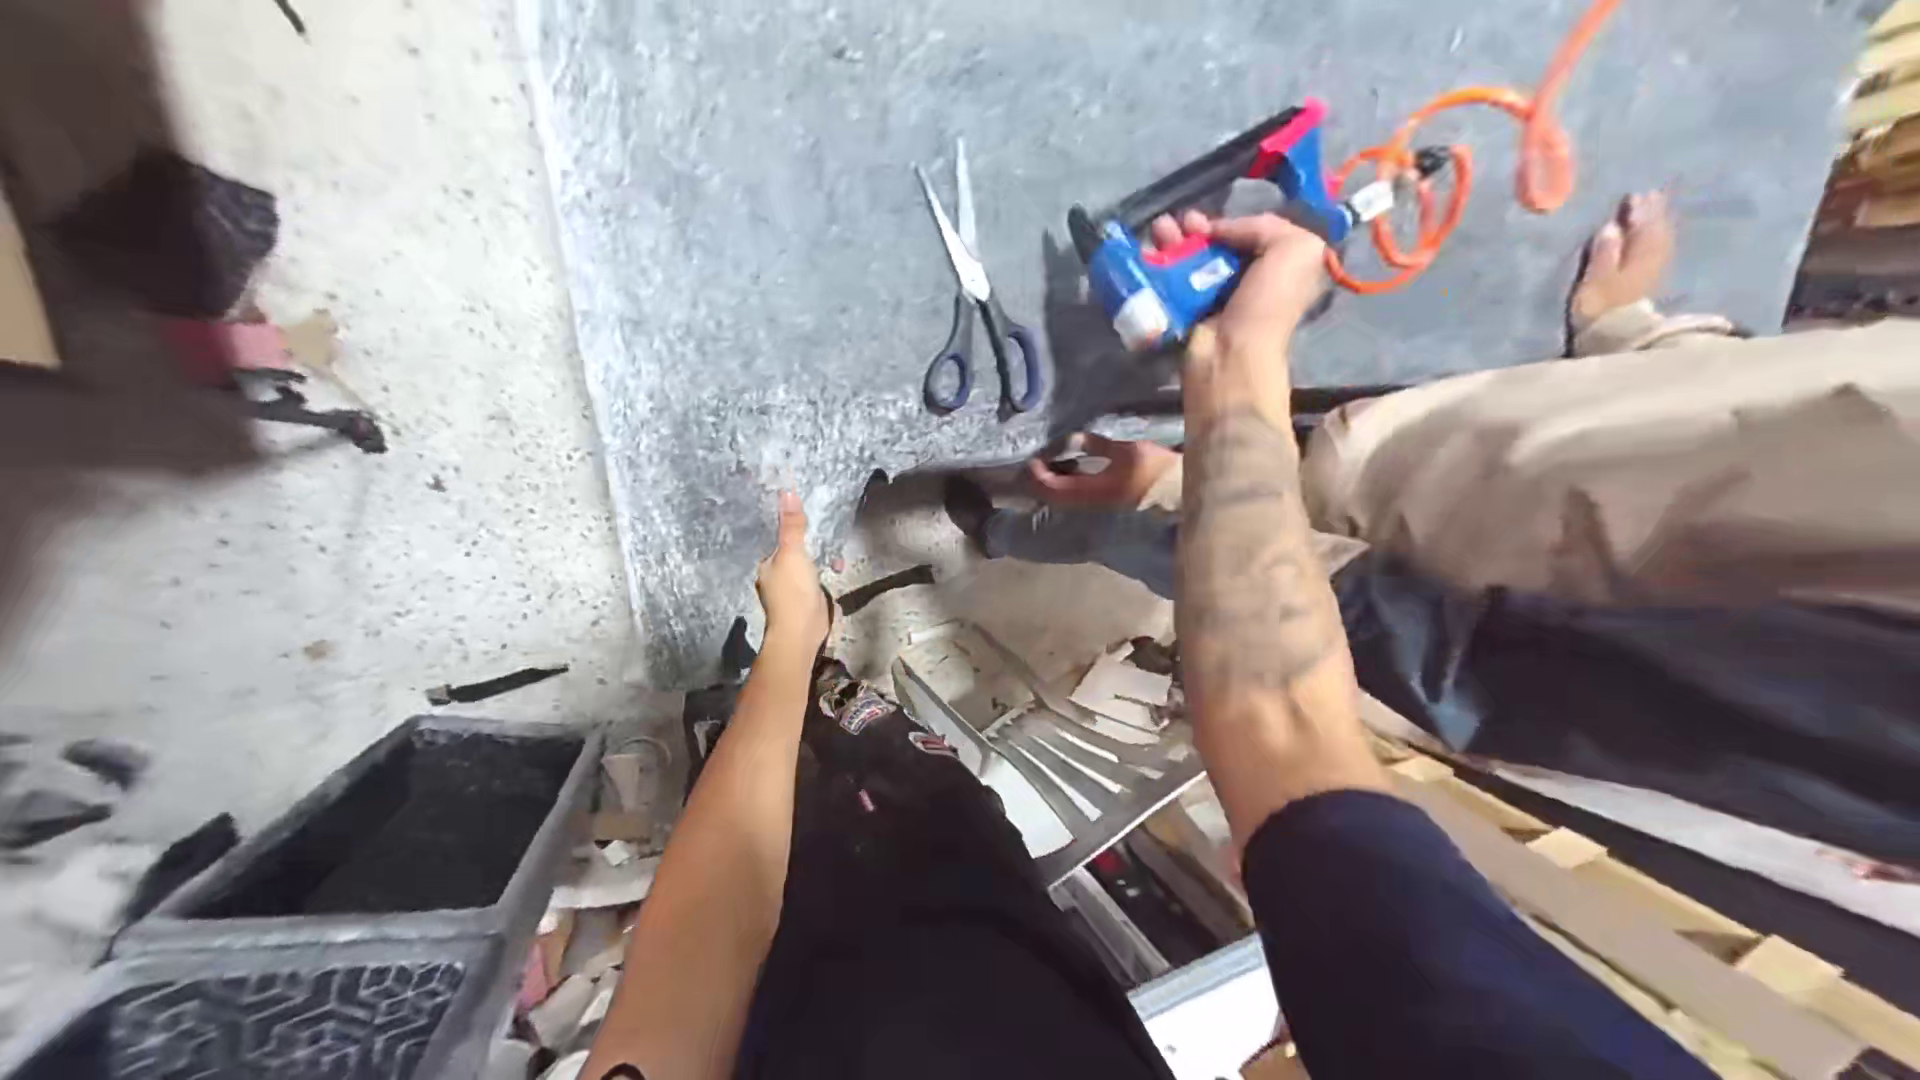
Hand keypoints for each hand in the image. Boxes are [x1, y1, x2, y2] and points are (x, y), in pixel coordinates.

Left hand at [756, 492, 828, 649]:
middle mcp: (775, 575)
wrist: (802, 632)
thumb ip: (792, 525)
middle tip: (828, 532)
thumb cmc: (793, 591)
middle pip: (793, 550)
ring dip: (820, 558)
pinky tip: (836, 567)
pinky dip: (824, 572)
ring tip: (836, 552)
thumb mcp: (793, 552)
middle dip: (810, 543)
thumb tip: (787, 491)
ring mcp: (791, 589)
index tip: (809, 515)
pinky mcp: (806, 600)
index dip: (792, 526)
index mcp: (766, 563)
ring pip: (806, 565)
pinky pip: (815, 578)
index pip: (778, 538)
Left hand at [1025, 433, 1180, 507]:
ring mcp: (1096, 508)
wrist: (1177, 494)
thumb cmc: (1154, 470)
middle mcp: (1089, 505)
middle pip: (1053, 498)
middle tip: (1035, 462)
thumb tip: (1073, 439)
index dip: (1038, 475)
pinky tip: (1067, 471)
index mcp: (1092, 492)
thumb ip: (1096, 446)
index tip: (1032, 460)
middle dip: (1039, 482)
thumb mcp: (1126, 451)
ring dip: (1051, 485)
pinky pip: (1074, 498)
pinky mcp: (1102, 506)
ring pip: (1063, 500)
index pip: (1053, 488)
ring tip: (1047, 464)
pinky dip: (1064, 486)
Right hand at [1147, 211, 1326, 364]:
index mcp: (1274, 268)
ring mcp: (1209, 299)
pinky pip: (1167, 282)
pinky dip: (1155, 265)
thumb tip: (1218, 231)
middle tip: (1179, 221)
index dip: (1229, 221)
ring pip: (1187, 260)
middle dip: (1194, 230)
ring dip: (1171, 241)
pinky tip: (1147, 252)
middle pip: (1213, 246)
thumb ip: (1266, 225)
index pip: (1248, 235)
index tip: (1211, 221)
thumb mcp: (1295, 250)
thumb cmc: (1268, 304)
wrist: (1231, 354)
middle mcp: (1242, 283)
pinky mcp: (1182, 312)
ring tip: (1159, 230)